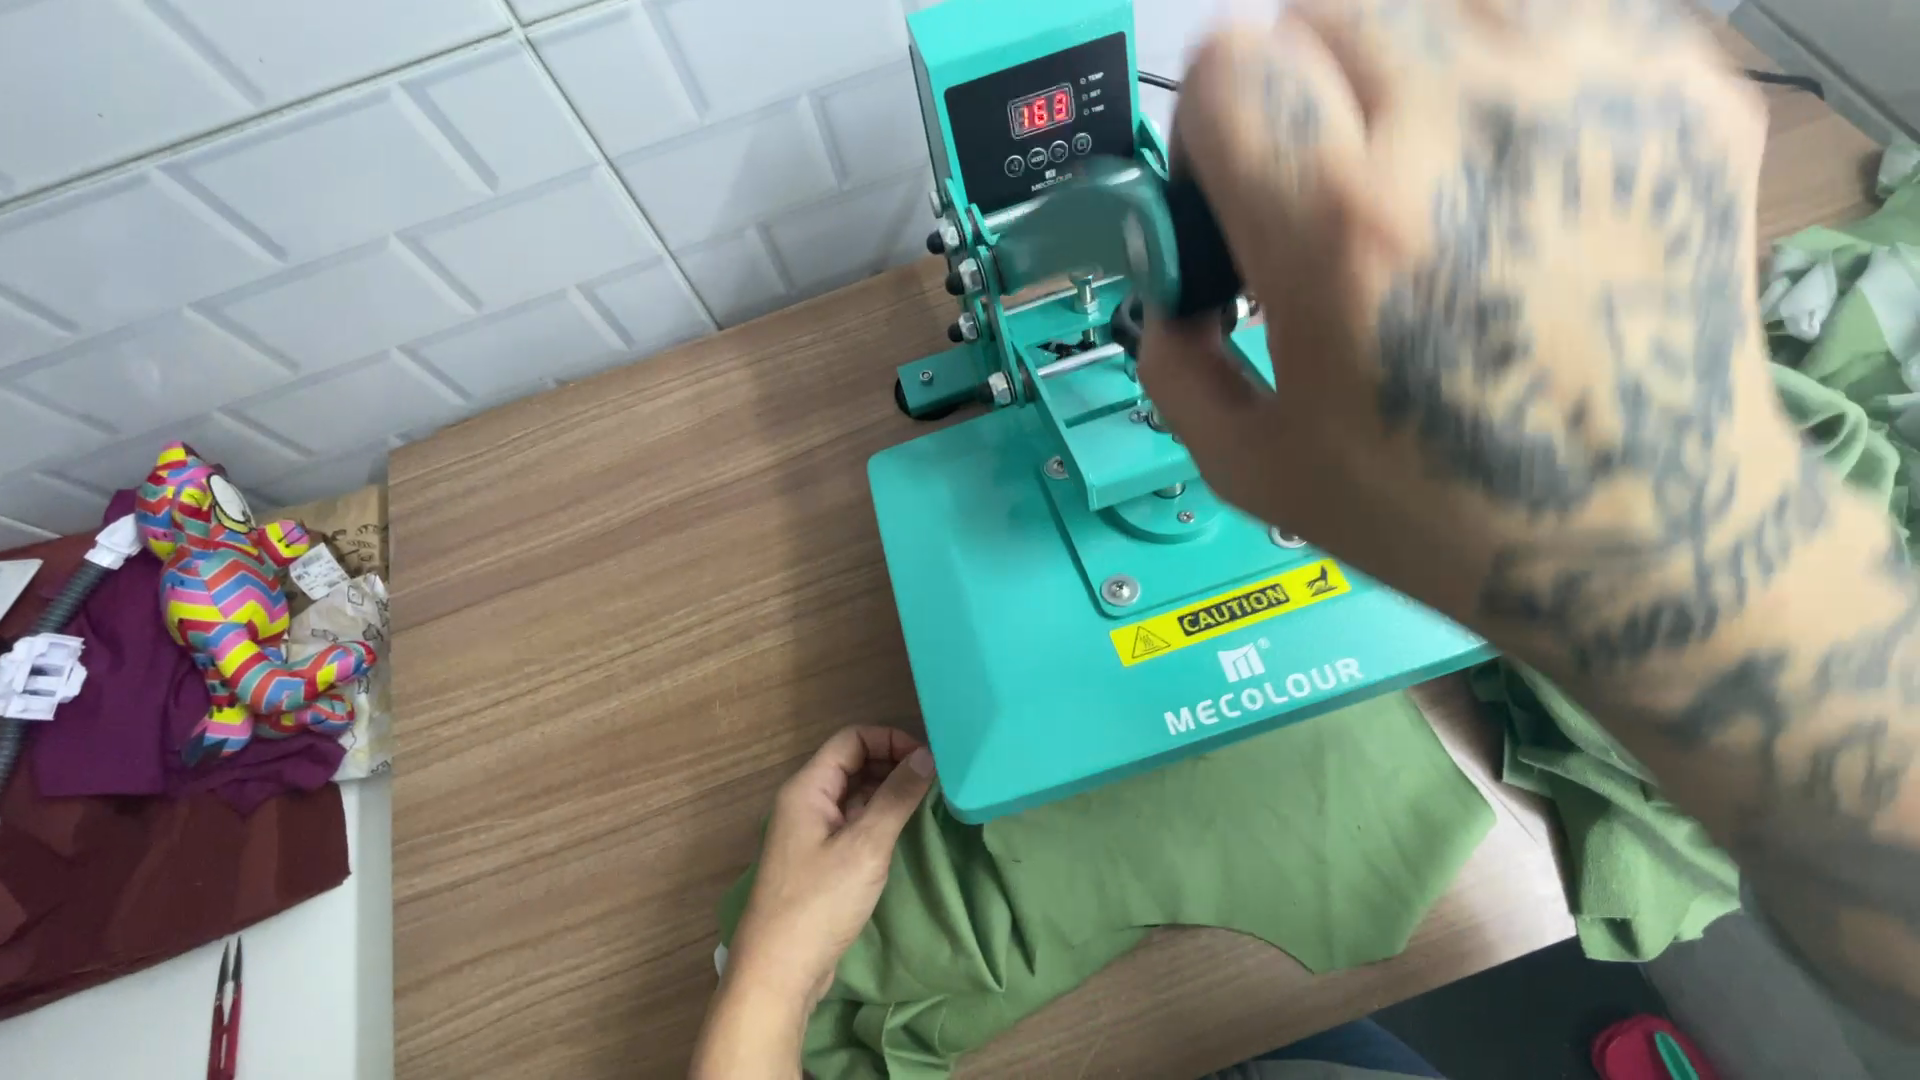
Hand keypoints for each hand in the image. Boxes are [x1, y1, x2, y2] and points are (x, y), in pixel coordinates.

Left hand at [726, 726, 934, 1007]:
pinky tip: (904, 826)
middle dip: (892, 762)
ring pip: (854, 792)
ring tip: (926, 798)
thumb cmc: (819, 902)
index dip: (890, 740)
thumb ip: (897, 797)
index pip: (852, 739)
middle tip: (934, 778)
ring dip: (887, 789)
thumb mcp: (866, 846)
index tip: (927, 759)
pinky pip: (852, 820)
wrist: (778, 973)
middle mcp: (806, 801)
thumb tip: (927, 756)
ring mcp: (811, 831)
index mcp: (808, 788)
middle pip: (852, 762)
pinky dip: (878, 815)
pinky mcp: (819, 859)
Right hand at [1140, 0, 1801, 660]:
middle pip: (1318, 7)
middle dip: (1286, 88)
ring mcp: (1592, 94)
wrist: (1642, 530)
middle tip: (1307, 177)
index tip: (1227, 184)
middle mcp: (1466, 133)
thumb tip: (1171, 293)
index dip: (1206, 124)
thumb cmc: (1428, 509)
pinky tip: (1488, 158)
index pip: (1227, 67)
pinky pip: (1538, 14)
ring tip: (1398, 161)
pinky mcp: (1680, 92)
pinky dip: (1485, 64)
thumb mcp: (1247, 466)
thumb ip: (1170, 364)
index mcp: (1344, 233)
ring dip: (1383, 65)